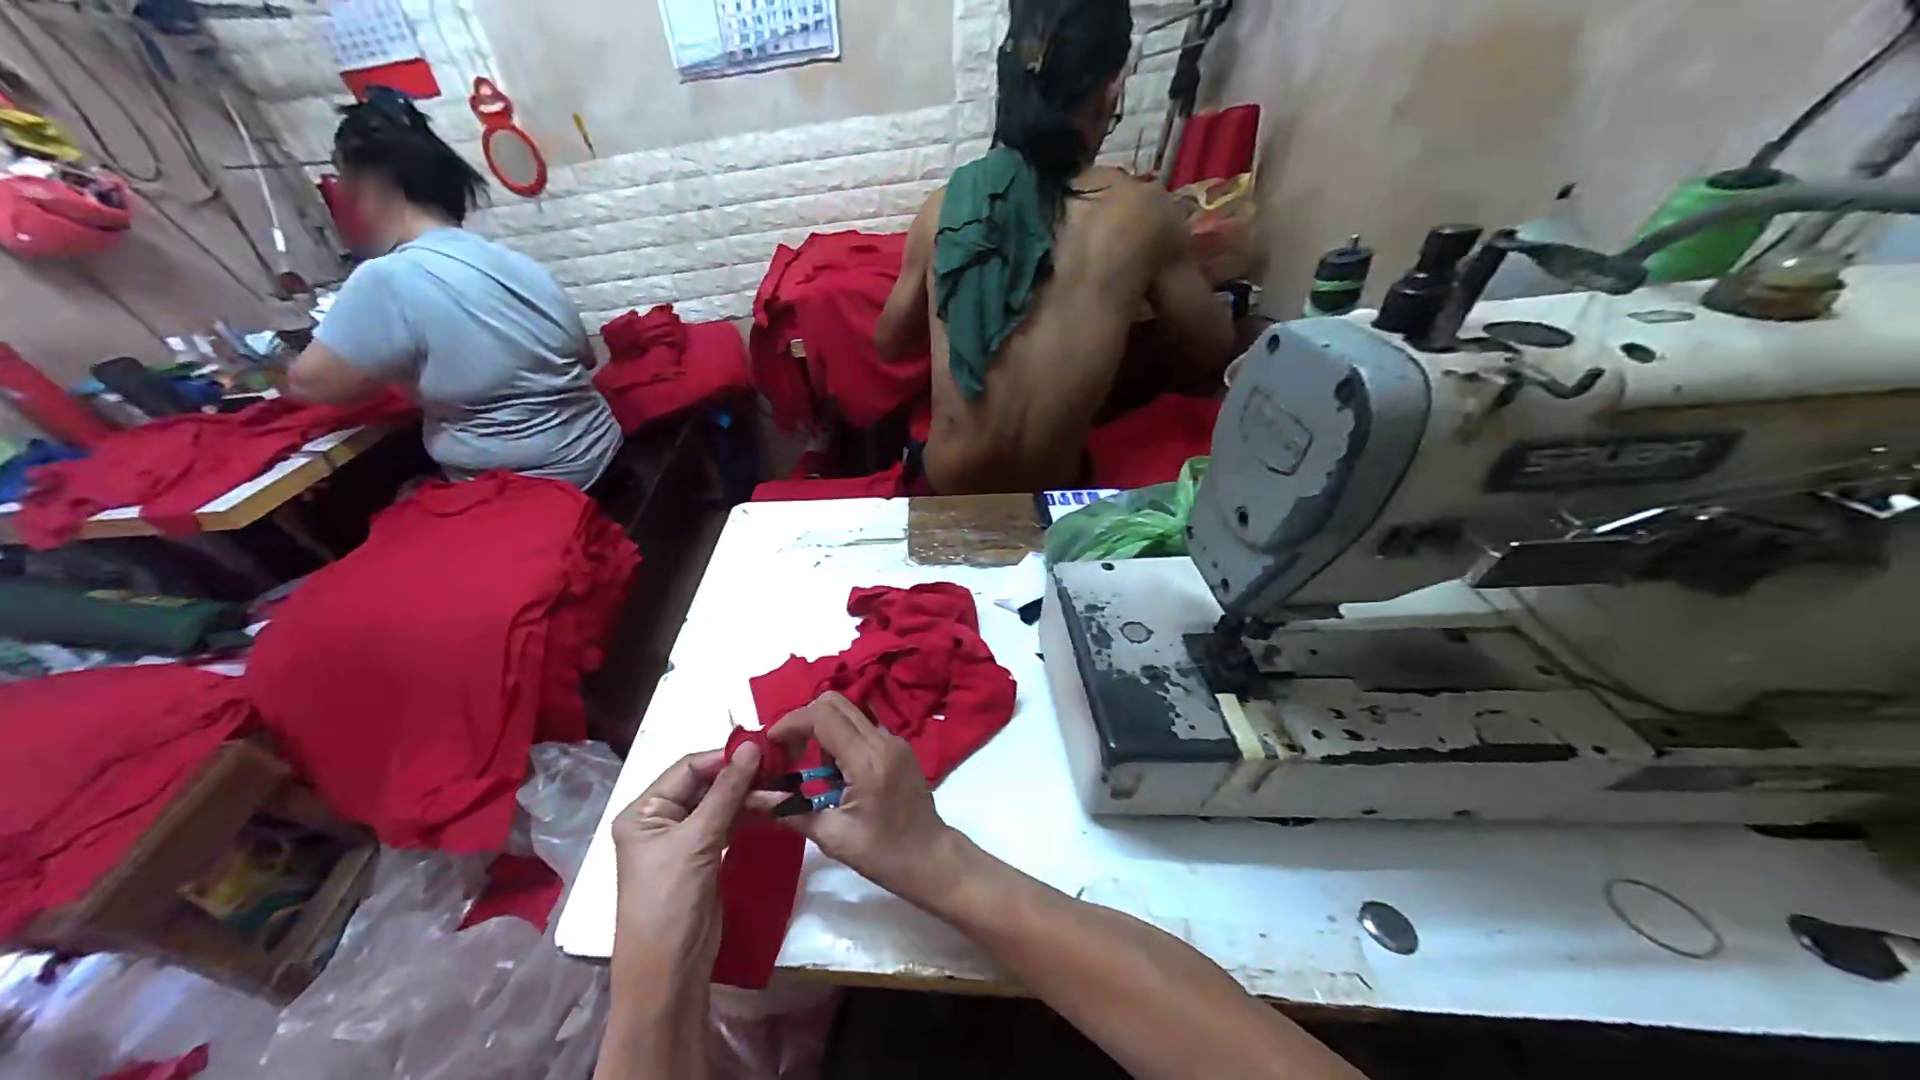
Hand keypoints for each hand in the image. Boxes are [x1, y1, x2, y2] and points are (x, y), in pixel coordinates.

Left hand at [608, 743, 759, 974]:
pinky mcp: (704, 856)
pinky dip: (750, 815)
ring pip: (722, 803)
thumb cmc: (670, 901)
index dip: (725, 757)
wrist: (670, 972)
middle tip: (782, 768)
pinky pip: (729, 823)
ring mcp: (683, 839)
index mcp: (644, 812)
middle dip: (742, 777)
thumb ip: (727, 791)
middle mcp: (660, 820)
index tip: (765, 748)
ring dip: (751, 796)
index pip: (688, 768)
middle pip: (706, 784)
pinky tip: (774, 808)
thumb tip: (753, 746)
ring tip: (784, 791)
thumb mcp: (697, 841)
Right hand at [747, 692, 967, 905]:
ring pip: (849, 711)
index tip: (772, 745)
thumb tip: (750, 796)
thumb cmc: (882, 854)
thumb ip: (789, 810)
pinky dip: (839, 736)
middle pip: (835, 703)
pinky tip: (833, 770)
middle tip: (786, 752)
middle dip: (803, 720)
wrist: (930, 858)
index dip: (791, 722)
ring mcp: (894, 740)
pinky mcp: (898, 746)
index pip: (823, 716)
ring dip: (821, 728)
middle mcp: (883, 740)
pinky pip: (861, 726)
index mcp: (867, 760)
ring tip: (809, 767)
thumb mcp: (832, 837)